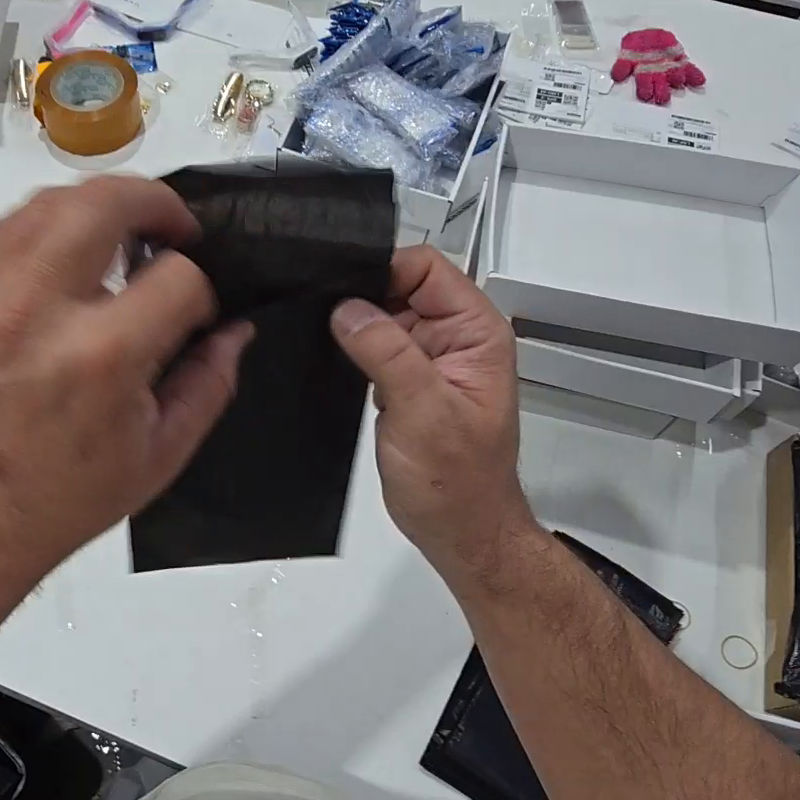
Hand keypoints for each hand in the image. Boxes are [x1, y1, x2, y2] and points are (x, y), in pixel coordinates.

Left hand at [0, 176, 253, 589]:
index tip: (200, 315)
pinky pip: (8, 226)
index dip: (204, 290)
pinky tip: (72, 249)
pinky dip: (50, 221)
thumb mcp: (163, 453)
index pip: (177, 277)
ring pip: (51, 200)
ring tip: (129, 233)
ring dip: (102, 204)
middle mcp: (43, 307)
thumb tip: (236, 328)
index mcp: (103, 355)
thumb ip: (210, 381)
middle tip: (179, 230)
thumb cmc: (73, 496)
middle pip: (106, 202)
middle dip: (159, 203)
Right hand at [330, 246, 531, 570]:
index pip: (427, 268)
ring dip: (354, 326)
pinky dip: (352, 350)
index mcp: (475, 333)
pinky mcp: (404, 382)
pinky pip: (373, 347)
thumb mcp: (424, 412)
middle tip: (324, 318)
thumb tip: (346, 308)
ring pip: (382, 316)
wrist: (458, 530)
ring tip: (325, 341)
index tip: (343, 291)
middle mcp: (454, 339)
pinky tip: (333, 361)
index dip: (385, 271)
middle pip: (401, 287)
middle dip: (363, 297)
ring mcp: (427, 360)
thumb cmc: (457, 483)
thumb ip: (387, 353)